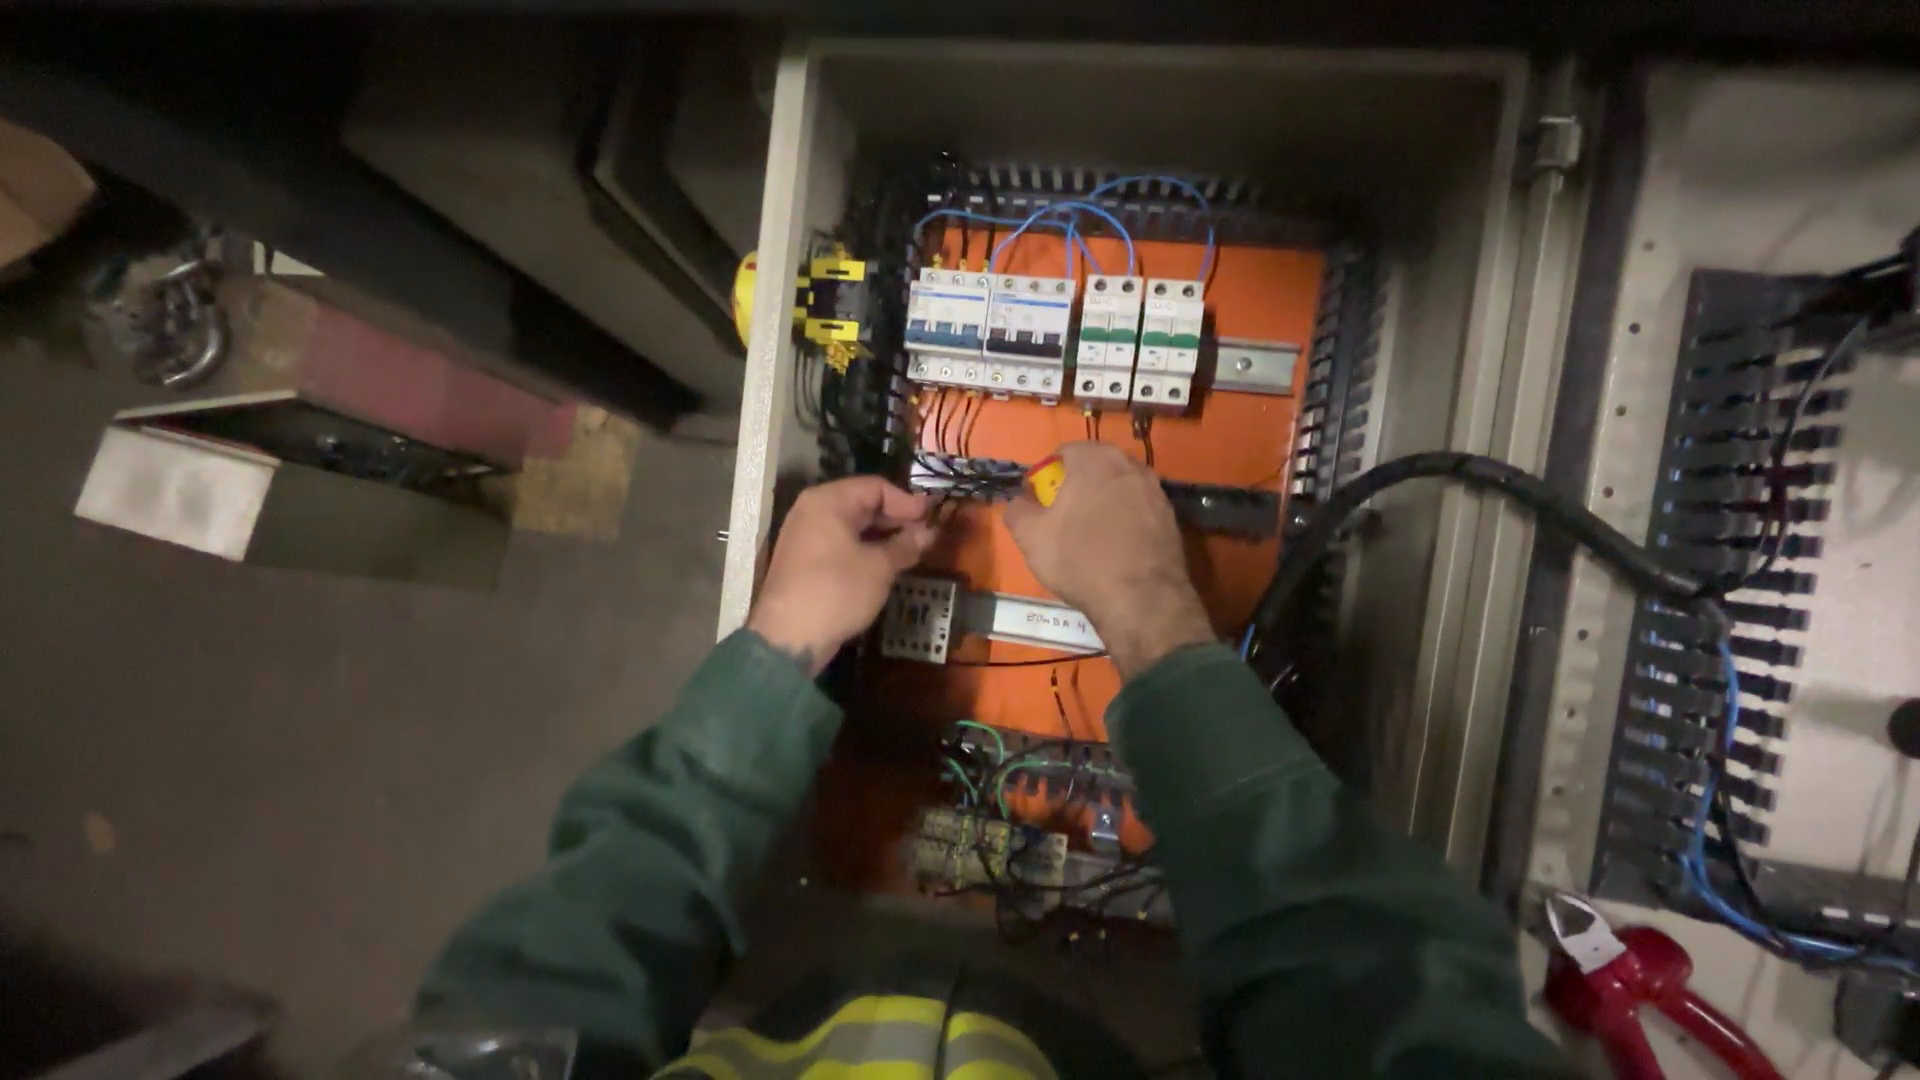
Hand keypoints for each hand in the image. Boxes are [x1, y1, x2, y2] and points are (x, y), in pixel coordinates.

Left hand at [746, 476, 934, 674]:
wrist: (789, 638)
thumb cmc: (837, 591)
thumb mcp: (879, 567)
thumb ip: (906, 545)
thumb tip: (929, 533)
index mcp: (828, 501)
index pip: (876, 487)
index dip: (908, 502)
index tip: (933, 518)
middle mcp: (813, 511)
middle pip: (863, 504)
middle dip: (896, 519)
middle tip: (926, 536)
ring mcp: (806, 536)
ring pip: (853, 526)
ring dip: (883, 537)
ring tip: (912, 551)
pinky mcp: (806, 561)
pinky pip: (842, 544)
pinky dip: (865, 550)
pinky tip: (887, 565)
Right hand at [1003, 442, 1215, 677]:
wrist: (1141, 598)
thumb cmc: (1079, 558)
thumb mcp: (1030, 536)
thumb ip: (1017, 510)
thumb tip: (1020, 502)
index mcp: (1095, 459)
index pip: (1063, 452)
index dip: (1045, 476)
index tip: (1038, 502)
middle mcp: (1130, 465)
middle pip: (1095, 468)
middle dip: (1077, 486)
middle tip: (1062, 518)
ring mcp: (1156, 491)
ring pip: (1119, 489)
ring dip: (1103, 503)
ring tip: (1090, 536)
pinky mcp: (1171, 518)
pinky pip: (1139, 511)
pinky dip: (1126, 522)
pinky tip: (1116, 549)